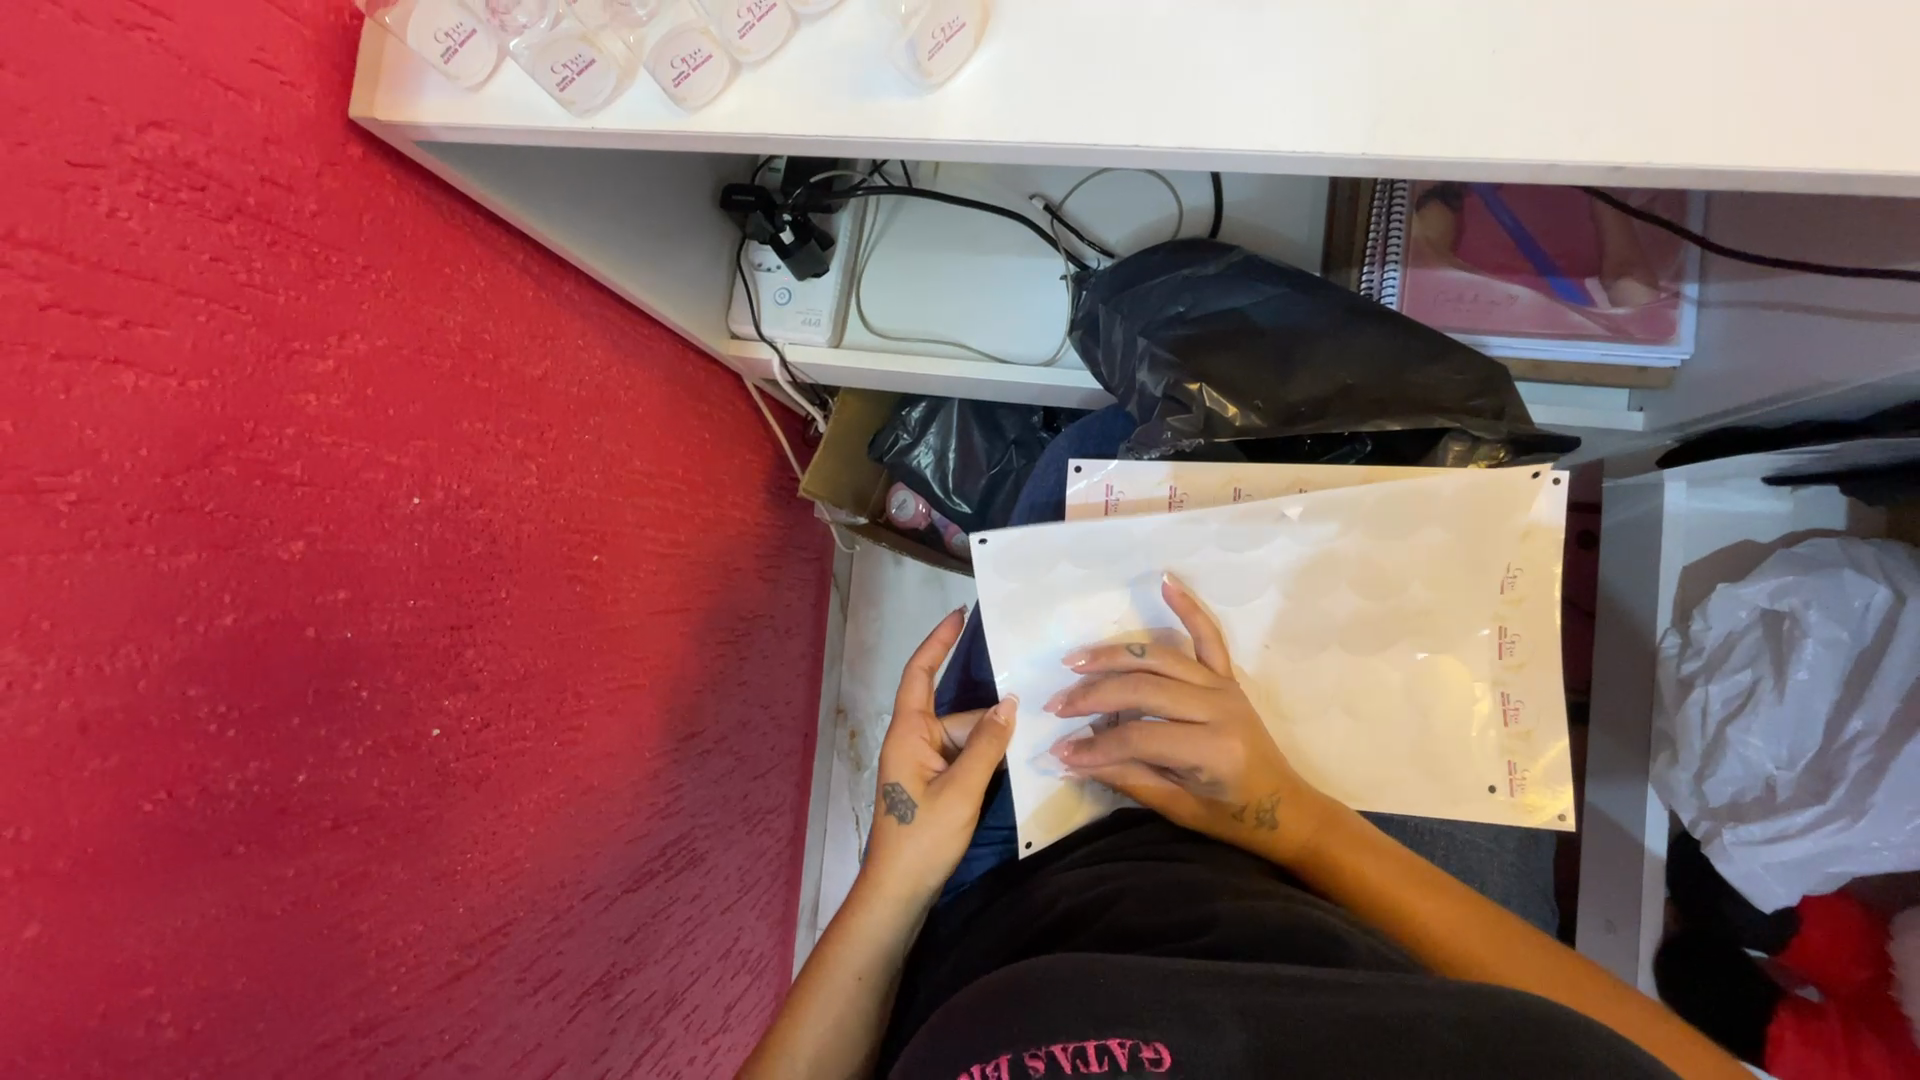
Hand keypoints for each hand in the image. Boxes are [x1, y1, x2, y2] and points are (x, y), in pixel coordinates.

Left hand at [862, 608, 1016, 902]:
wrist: (901, 890)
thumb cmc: (923, 836)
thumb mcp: (962, 788)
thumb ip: (987, 743)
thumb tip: (1009, 703)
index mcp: (909, 731)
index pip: (921, 672)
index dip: (938, 641)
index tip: (960, 615)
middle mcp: (914, 740)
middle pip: (958, 713)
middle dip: (990, 718)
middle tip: (1033, 712)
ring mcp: (924, 763)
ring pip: (966, 737)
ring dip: (993, 743)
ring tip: (1031, 742)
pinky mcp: (934, 783)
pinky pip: (964, 757)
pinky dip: (987, 759)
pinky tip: (1014, 762)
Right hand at [1048, 573, 1333, 865]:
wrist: (1286, 809)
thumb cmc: (1231, 816)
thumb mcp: (1177, 807)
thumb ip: (1124, 777)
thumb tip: (1068, 759)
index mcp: (1212, 750)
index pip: (1138, 737)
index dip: (1095, 745)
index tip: (1059, 750)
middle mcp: (1219, 709)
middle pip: (1143, 690)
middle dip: (1093, 697)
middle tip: (1055, 705)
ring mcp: (1224, 687)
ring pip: (1159, 658)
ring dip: (1113, 656)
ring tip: (1075, 661)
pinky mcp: (1227, 677)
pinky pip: (1208, 637)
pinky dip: (1188, 608)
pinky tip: (1166, 582)